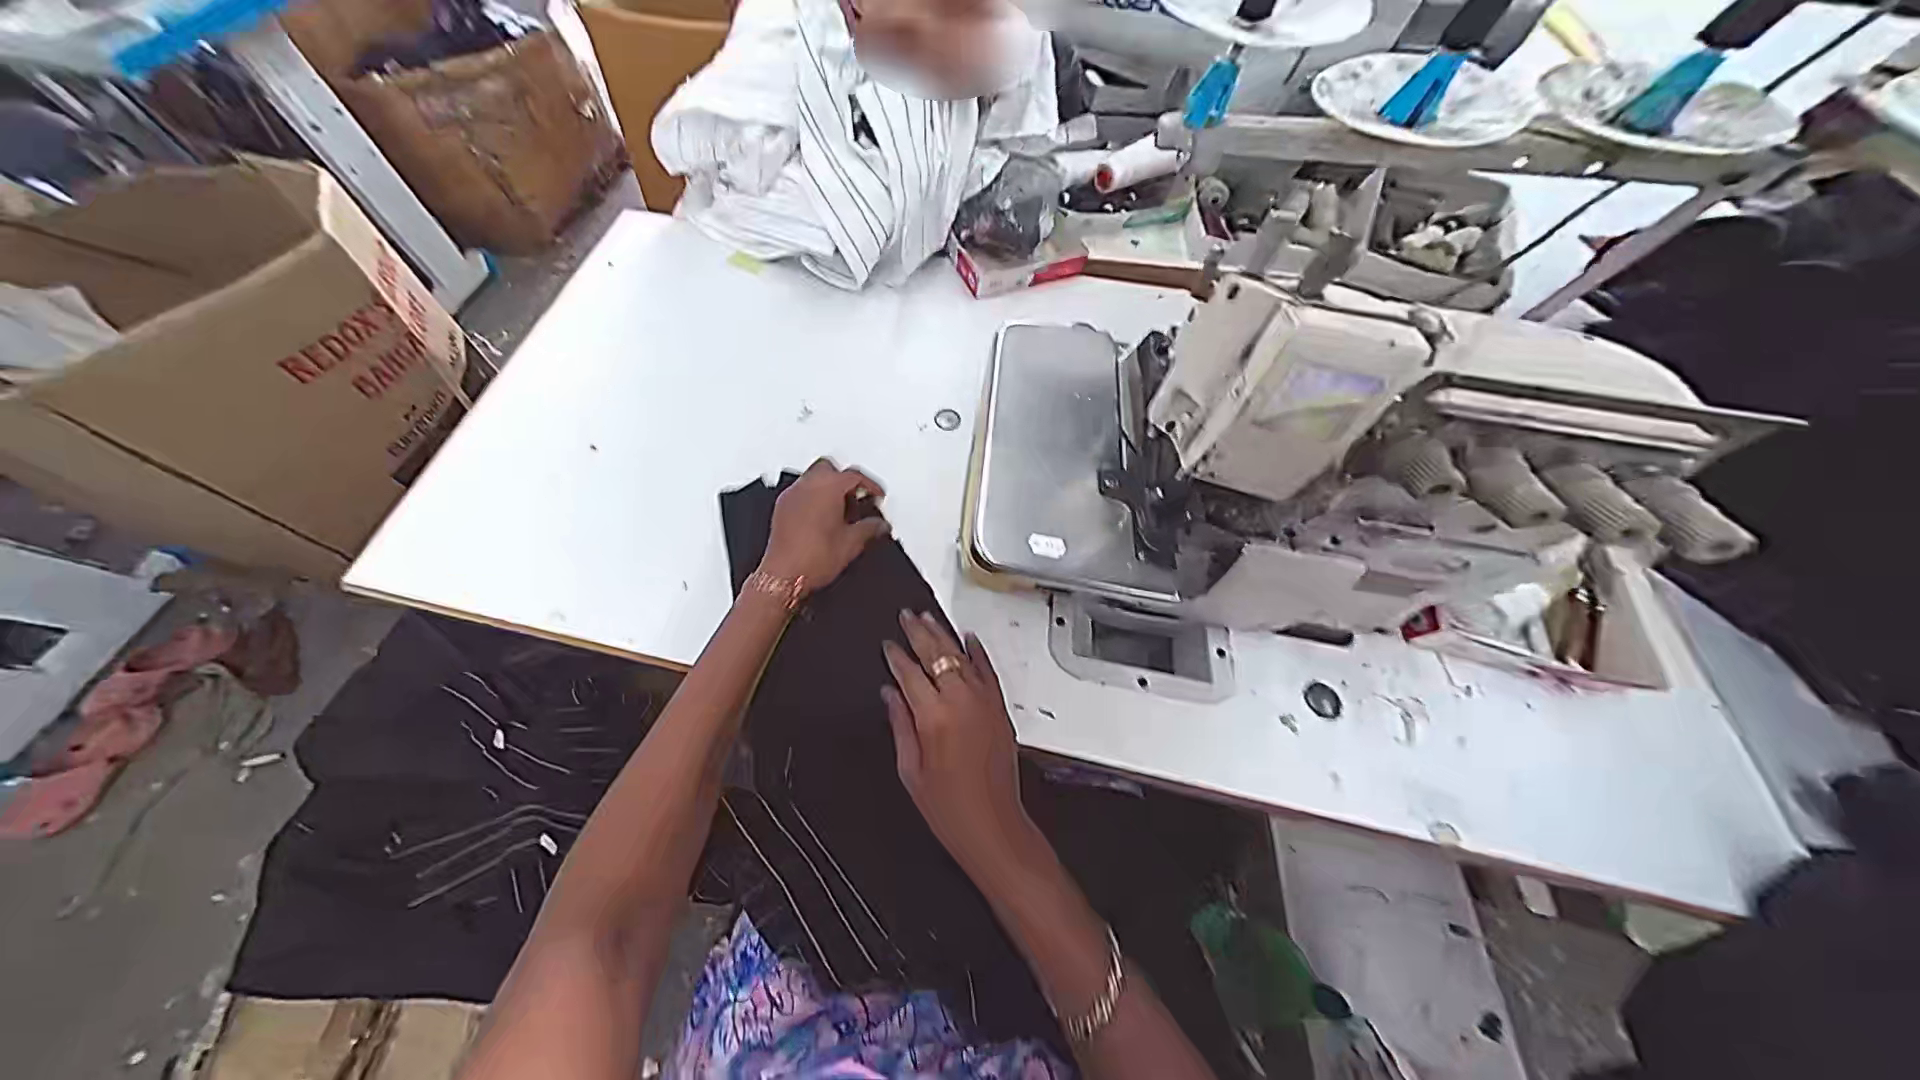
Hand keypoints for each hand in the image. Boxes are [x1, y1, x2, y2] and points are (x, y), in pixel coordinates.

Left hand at [759, 459, 890, 595]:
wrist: (784, 576)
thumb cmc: (812, 558)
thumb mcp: (852, 543)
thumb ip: (870, 528)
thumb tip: (879, 525)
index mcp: (828, 487)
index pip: (854, 475)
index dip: (870, 485)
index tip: (877, 495)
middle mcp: (807, 486)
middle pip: (831, 468)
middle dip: (846, 480)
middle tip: (858, 497)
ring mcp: (791, 496)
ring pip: (813, 478)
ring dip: (829, 488)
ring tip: (842, 509)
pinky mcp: (781, 508)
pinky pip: (801, 492)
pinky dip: (814, 498)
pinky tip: (823, 518)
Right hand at [881, 611, 1034, 875]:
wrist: (993, 825)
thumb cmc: (951, 808)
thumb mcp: (910, 770)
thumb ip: (900, 724)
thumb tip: (891, 695)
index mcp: (933, 717)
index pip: (909, 673)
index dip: (896, 655)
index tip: (888, 645)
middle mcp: (961, 702)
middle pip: (936, 654)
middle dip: (918, 632)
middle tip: (907, 616)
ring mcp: (984, 702)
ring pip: (961, 655)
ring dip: (944, 634)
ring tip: (929, 618)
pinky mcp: (1000, 709)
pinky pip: (987, 670)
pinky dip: (978, 652)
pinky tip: (969, 638)